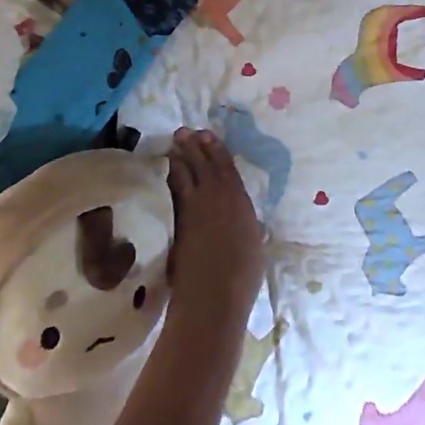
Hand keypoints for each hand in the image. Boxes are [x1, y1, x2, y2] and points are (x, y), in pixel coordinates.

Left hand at [165, 129, 263, 324]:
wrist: (213, 293)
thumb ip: (251, 228)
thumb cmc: (244, 271)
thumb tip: (252, 225)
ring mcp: (193, 209)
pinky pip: (174, 192)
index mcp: (238, 198)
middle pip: (201, 165)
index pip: (225, 166)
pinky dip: (172, 180)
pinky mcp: (177, 223)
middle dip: (192, 146)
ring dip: (179, 158)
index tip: (207, 134)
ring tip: (174, 145)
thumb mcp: (255, 244)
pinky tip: (169, 175)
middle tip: (183, 131)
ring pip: (184, 175)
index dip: (216, 149)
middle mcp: (215, 197)